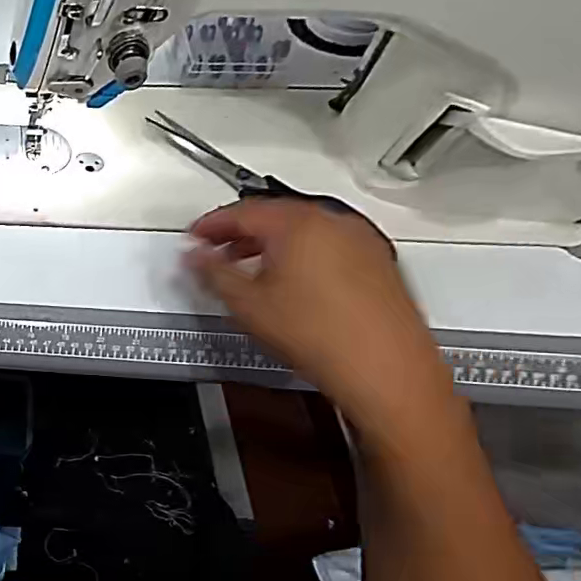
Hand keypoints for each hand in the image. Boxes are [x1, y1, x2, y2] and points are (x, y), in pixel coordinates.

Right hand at [183, 198, 452, 425]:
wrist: (383, 368)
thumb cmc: (324, 337)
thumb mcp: (247, 304)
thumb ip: (213, 272)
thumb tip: (196, 256)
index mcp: (298, 224)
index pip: (242, 211)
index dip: (211, 224)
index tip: (196, 236)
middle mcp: (334, 222)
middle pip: (274, 214)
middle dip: (239, 231)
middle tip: (215, 249)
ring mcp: (361, 240)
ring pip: (303, 229)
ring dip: (269, 243)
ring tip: (248, 268)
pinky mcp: (377, 261)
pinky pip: (328, 245)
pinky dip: (300, 254)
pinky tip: (288, 282)